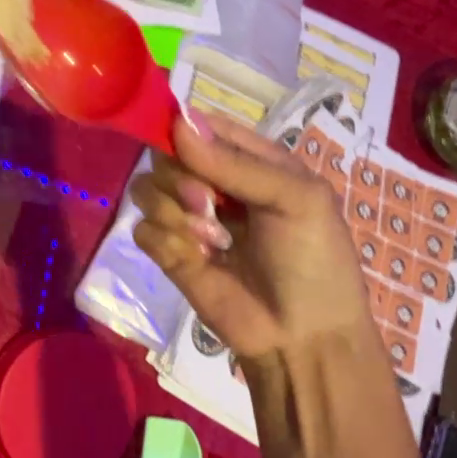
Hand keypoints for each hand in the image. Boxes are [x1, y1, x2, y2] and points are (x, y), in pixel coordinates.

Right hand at [128, 113, 373, 363]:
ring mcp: (186, 217)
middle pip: (164, 157)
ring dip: (174, 214)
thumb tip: (177, 121)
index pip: (198, 127)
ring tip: (212, 243)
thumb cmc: (314, 260)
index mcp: (247, 160)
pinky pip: (142, 229)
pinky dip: (166, 243)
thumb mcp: (295, 199)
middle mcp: (211, 182)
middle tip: (209, 207)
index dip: (182, 131)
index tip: (182, 147)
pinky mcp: (166, 251)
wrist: (301, 336)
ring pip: (146, 190)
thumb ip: (235, 162)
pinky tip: (198, 261)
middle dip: (181, 181)